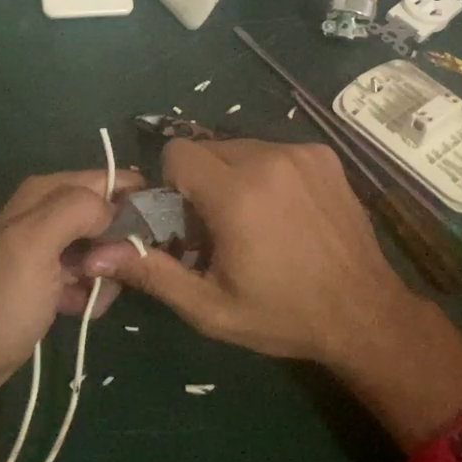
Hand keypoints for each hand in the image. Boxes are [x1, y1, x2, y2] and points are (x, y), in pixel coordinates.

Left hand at [0, 168, 142, 399]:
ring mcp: (51, 249)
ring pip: (106, 251)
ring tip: (83, 295)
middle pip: (111, 217)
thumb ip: (76, 210)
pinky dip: (90, 294)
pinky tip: (73, 308)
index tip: (150, 235)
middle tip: (99, 272)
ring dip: (105, 276)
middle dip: (117, 246)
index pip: (108, 180)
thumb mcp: (34, 244)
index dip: (132, 202)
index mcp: (46, 192)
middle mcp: (50, 213)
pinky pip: (92, 278)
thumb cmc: (1, 300)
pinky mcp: (53, 280)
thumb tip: (115, 207)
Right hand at [83, 139, 418, 366]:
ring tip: (255, 219)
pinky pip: (273, 150)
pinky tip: (284, 210)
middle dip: (202, 181)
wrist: (365, 313)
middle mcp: (268, 160)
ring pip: (240, 146)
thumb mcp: (211, 308)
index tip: (189, 222)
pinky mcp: (323, 155)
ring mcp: (300, 153)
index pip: (178, 153)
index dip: (173, 186)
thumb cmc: (283, 315)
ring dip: (234, 174)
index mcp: (237, 195)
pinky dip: (267, 171)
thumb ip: (153, 273)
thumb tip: (97, 252)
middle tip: (219, 226)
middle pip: (207, 148)